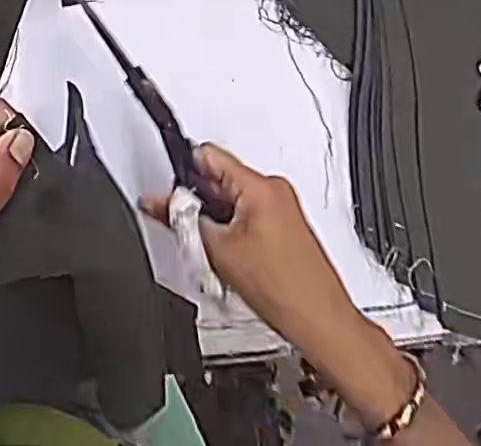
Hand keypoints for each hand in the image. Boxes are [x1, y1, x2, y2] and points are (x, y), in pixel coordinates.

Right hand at [142, 144, 360, 349]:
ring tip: (212, 250)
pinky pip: (246, 213)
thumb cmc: (286, 291)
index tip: (170, 192)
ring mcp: (283, 207)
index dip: (182, 173)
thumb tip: (157, 202)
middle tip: (188, 228)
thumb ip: (181, 218)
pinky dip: (231, 229)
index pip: (207, 155)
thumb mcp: (217, 250)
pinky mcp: (285, 224)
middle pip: (218, 178)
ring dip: (214, 219)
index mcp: (261, 186)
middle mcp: (275, 190)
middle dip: (198, 202)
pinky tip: (229, 257)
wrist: (322, 325)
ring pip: (231, 198)